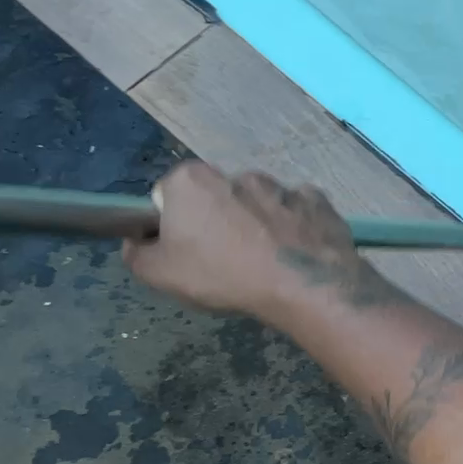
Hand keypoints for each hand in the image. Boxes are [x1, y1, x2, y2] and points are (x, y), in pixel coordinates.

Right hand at [123, 161, 404, 321]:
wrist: (307, 288)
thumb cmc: (225, 276)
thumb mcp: (157, 272)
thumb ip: (138, 250)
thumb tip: (142, 240)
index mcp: (194, 180)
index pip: (174, 192)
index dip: (178, 217)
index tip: (189, 243)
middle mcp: (243, 174)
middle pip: (224, 195)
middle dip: (225, 216)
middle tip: (231, 253)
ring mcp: (289, 187)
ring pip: (266, 202)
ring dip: (265, 220)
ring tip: (270, 255)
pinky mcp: (324, 204)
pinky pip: (304, 212)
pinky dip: (300, 226)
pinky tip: (300, 250)